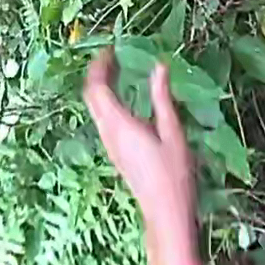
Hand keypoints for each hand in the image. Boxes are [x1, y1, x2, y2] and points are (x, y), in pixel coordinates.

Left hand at [83, 49, 205, 264]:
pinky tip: (125, 96)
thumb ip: (162, 98)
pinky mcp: (115, 151)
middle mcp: (109, 133)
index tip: (110, 49)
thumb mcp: (172, 132)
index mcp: (120, 125)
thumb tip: (159, 65)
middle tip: (112, 55)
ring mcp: (110, 144)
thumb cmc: (173, 174)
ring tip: (118, 69)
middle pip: (91, 97)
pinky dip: (107, 100)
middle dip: (97, 73)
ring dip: (101, 86)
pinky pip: (102, 118)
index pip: (97, 89)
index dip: (99, 66)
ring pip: (95, 108)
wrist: (165, 215)